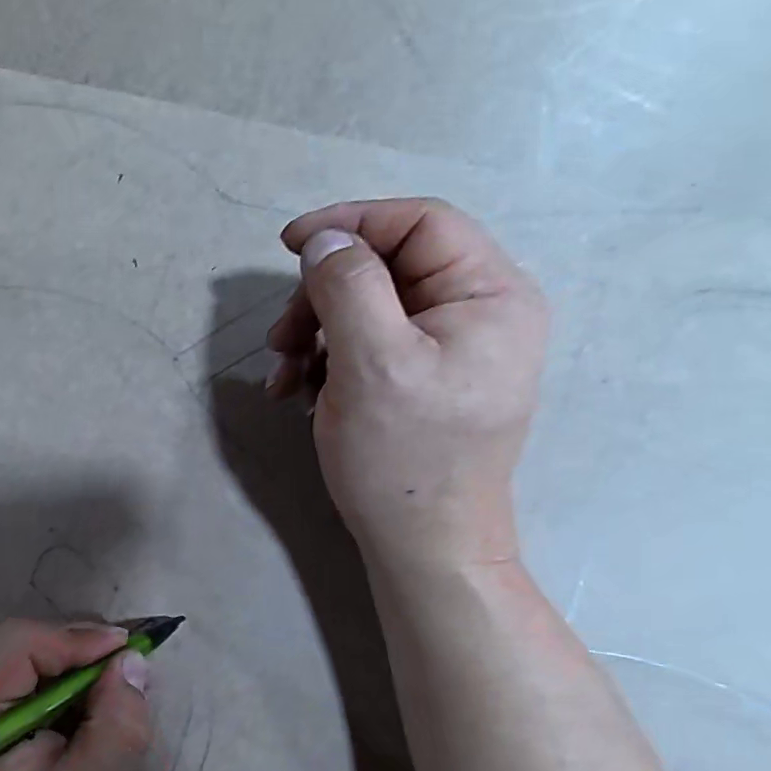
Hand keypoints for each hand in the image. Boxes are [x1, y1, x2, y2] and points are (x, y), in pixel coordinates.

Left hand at [0, 619, 151, 770]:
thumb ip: (115, 729)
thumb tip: (132, 663)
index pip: (17, 646)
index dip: (76, 638)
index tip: (130, 652)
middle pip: (16, 652)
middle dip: (77, 657)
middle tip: (125, 678)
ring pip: (16, 669)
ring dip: (67, 677)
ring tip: (104, 706)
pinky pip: (11, 691)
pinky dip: (51, 695)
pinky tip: (73, 724)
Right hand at [265, 199, 549, 566]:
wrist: (425, 546)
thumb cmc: (403, 459)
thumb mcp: (371, 365)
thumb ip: (348, 288)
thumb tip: (324, 240)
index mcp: (490, 295)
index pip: (419, 224)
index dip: (350, 224)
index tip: (288, 245)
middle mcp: (481, 314)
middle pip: (390, 268)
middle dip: (324, 296)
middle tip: (279, 339)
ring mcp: (454, 352)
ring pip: (373, 310)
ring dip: (318, 334)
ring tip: (283, 375)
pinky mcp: (426, 383)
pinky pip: (372, 348)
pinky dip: (330, 363)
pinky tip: (302, 393)